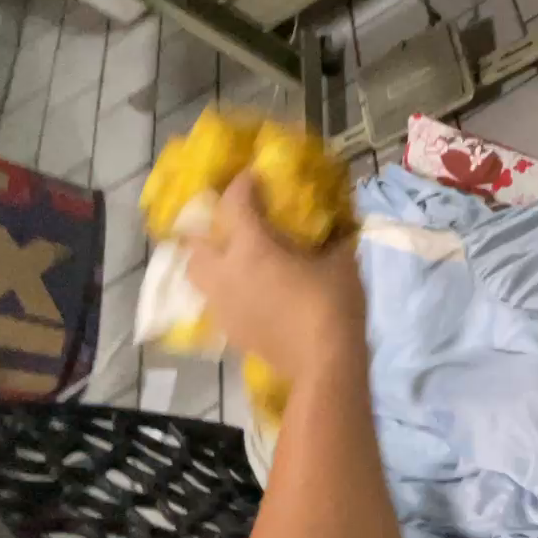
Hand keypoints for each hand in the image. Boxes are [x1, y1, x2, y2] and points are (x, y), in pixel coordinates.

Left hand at [187, 172, 366, 381]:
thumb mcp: (342, 262)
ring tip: (233, 255)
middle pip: (195, 241)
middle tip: (233, 220)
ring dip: (209, 258)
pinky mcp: (227, 327)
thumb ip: (333, 238)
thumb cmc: (333, 304)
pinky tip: (249, 289)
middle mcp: (225, 272)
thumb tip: (338, 222)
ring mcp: (221, 303)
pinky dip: (224, 285)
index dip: (243, 185)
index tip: (253, 175)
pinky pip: (213, 297)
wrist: (323, 362)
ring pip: (196, 273)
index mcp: (252, 248)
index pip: (235, 204)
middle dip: (209, 226)